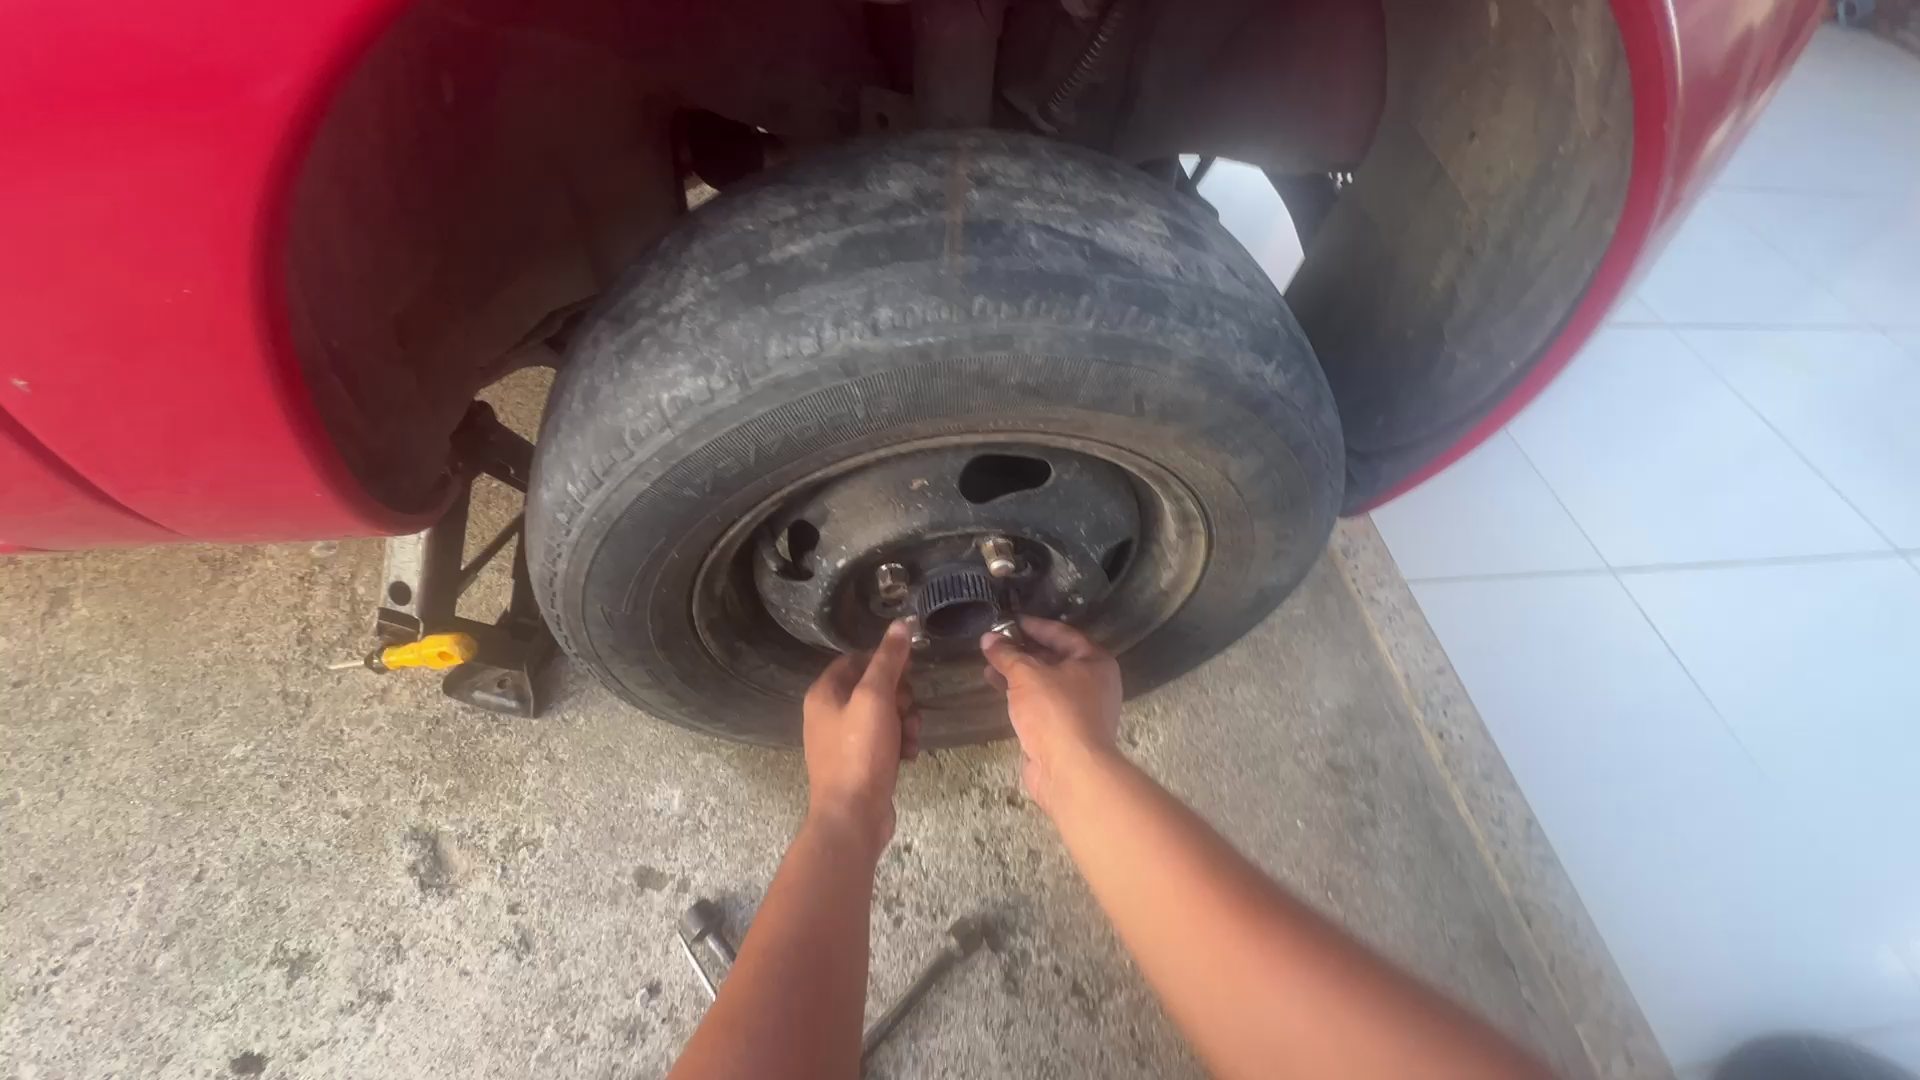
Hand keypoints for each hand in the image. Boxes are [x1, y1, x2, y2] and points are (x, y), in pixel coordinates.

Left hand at [802, 620, 921, 854]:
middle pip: (873, 687)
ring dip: (904, 721)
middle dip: (900, 697)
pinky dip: (899, 743)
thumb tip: (901, 625)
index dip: (885, 661)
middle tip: (907, 710)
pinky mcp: (858, 763)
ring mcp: (843, 741)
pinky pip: (884, 740)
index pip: (857, 659)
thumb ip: (888, 660)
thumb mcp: (876, 698)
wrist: (853, 816)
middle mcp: (829, 713)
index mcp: (824, 693)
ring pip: (884, 715)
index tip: (909, 671)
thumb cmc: (859, 752)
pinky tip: (907, 755)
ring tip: (910, 738)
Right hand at [979, 616, 1122, 813]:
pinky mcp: (1065, 731)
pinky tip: (998, 689)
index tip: (1011, 621)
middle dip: (1024, 651)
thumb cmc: (1055, 712)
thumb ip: (1006, 654)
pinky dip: (1021, 695)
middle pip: (1055, 658)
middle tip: (997, 643)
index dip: (1035, 625)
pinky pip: (1042, 704)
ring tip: (990, 664)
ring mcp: (1081, 709)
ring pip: (1046, 683)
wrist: (1070, 770)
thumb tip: (989, 638)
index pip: (1062, 634)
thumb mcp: (1026, 674)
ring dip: (1019, 674)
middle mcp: (1093, 683)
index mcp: (1095, 662)